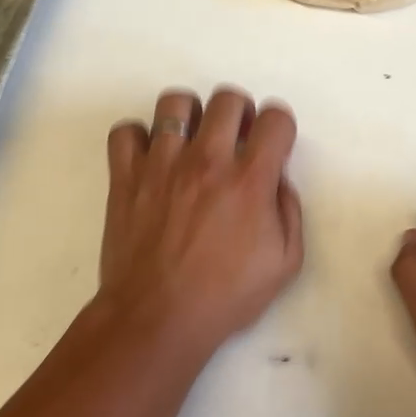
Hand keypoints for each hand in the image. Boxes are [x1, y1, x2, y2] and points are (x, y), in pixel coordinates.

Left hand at [99, 88, 303, 350]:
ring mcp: (161, 164)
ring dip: (190, 116)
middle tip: (235, 141)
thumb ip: (290, 213)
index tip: (272, 146)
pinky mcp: (125, 175)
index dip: (279, 127)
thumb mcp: (285, 264)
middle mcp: (207, 159)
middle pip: (227, 99)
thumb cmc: (225, 296)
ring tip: (191, 142)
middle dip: (240, 113)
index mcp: (250, 180)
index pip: (276, 118)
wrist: (157, 318)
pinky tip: (150, 159)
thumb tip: (277, 181)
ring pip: (175, 103)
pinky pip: (126, 131)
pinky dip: (138, 138)